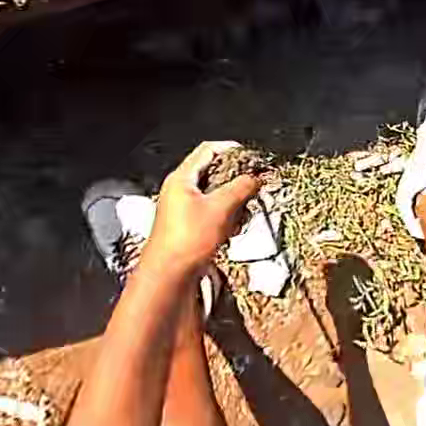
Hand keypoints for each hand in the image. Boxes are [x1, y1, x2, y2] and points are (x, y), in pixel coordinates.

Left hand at [139, 141, 262, 276]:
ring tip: (242, 212)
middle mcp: (180, 189)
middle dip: (236, 179)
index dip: (232, 149)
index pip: (208, 150)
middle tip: (252, 185)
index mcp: (182, 178)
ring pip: (215, 193)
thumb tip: (256, 176)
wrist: (169, 276)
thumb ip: (241, 187)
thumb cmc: (189, 239)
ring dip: (233, 201)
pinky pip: (212, 211)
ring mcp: (183, 208)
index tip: (251, 157)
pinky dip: (226, 216)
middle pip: (213, 172)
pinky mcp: (188, 225)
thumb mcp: (221, 208)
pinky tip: (232, 229)